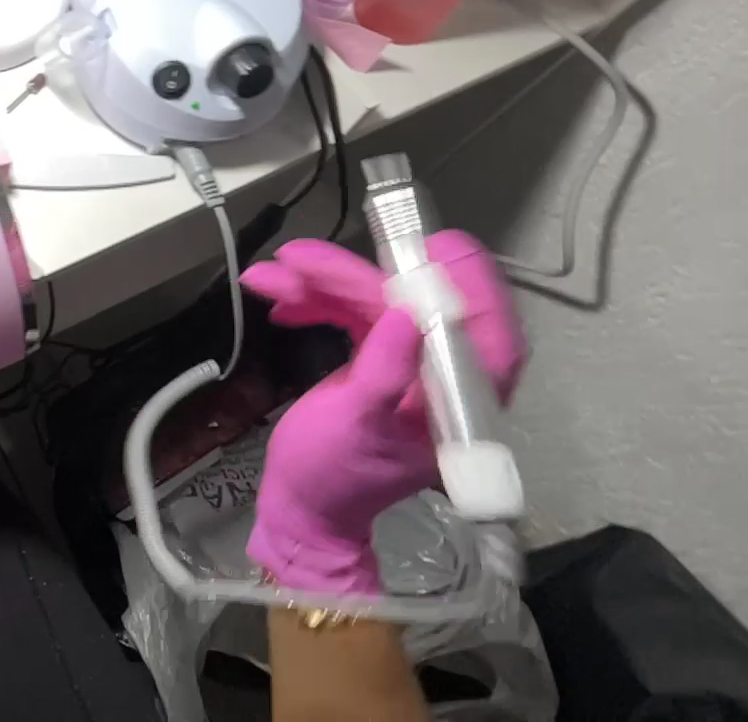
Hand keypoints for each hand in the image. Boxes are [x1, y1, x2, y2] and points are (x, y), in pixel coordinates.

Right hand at [238, 232, 525, 593]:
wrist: (302, 505)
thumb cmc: (334, 473)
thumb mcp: (358, 424)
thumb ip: (384, 372)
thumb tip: (403, 315)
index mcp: (456, 394)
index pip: (482, 326)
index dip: (464, 280)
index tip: (432, 243)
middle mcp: (438, 373)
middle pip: (405, 304)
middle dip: (347, 277)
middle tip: (295, 256)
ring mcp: (404, 365)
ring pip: (369, 304)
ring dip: (315, 287)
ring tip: (265, 277)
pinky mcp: (372, 362)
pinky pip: (346, 317)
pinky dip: (310, 305)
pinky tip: (278, 303)